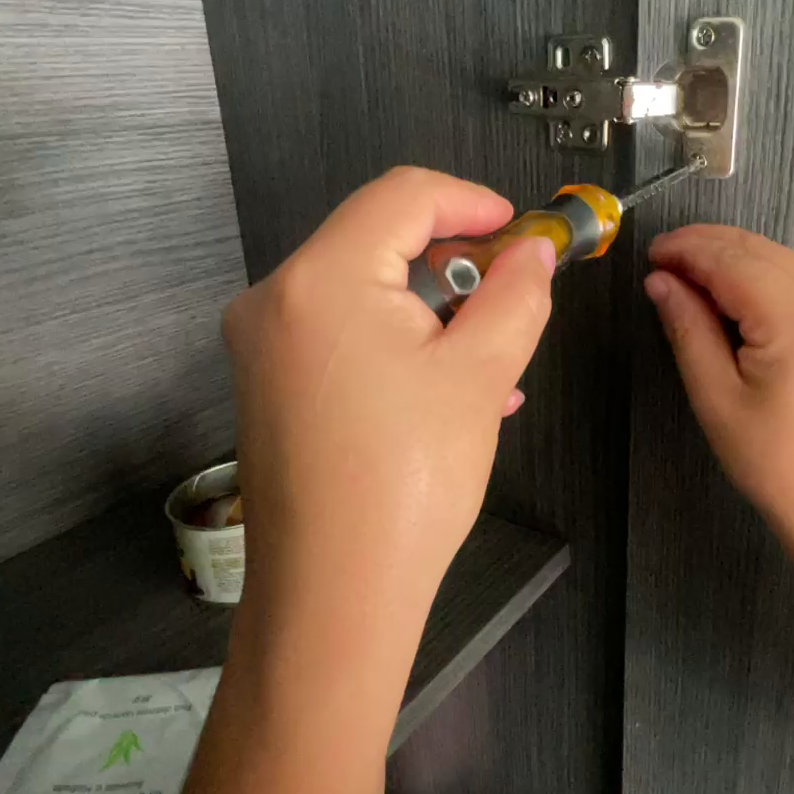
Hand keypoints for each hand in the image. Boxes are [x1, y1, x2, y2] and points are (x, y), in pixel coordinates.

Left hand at [221, 167, 555, 615]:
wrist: (334, 597)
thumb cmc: (411, 479)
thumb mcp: (481, 375)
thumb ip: (517, 294)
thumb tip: (531, 252)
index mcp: (321, 278)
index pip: (402, 195)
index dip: (471, 200)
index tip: (520, 230)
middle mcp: (275, 298)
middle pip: (379, 242)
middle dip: (454, 265)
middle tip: (509, 304)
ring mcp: (261, 345)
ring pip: (365, 293)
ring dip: (433, 313)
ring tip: (490, 365)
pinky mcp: (268, 385)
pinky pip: (343, 336)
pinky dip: (398, 345)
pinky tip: (447, 392)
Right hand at [644, 224, 793, 544]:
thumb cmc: (770, 459)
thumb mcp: (715, 395)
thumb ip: (687, 327)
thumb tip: (660, 280)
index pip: (735, 263)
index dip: (690, 250)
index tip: (651, 253)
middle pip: (762, 251)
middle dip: (709, 246)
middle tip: (662, 257)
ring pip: (783, 258)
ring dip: (734, 257)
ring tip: (687, 271)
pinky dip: (761, 274)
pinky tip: (729, 288)